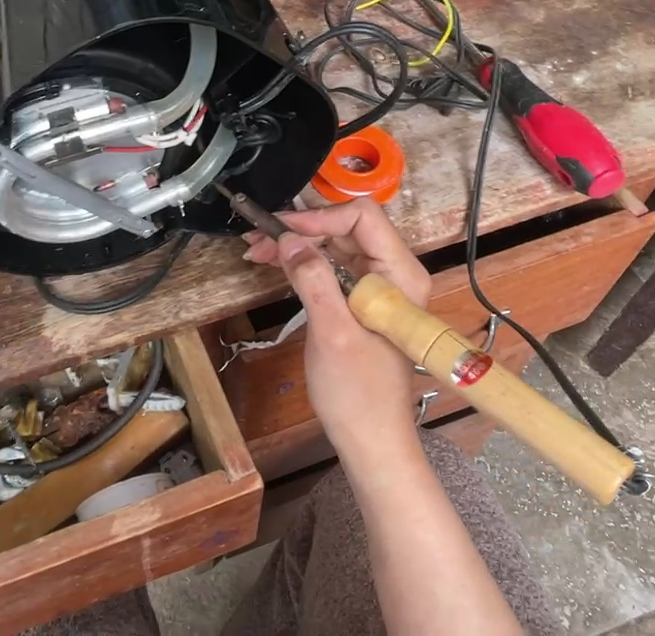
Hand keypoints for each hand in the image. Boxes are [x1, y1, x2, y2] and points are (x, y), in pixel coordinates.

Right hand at [244, 198, 430, 468]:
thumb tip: (287, 239)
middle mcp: (392, 272)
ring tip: (254, 248)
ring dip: (294, 243)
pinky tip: (271, 263)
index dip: (319, 218)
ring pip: (332, 245)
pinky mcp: (357, 299)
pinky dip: (299, 262)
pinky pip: (328, 266)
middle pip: (345, 227)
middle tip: (256, 237)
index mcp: (400, 274)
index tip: (281, 232)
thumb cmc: (357, 391)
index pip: (362, 217)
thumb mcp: (332, 333)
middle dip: (300, 229)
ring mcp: (375, 285)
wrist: (369, 438)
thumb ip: (313, 280)